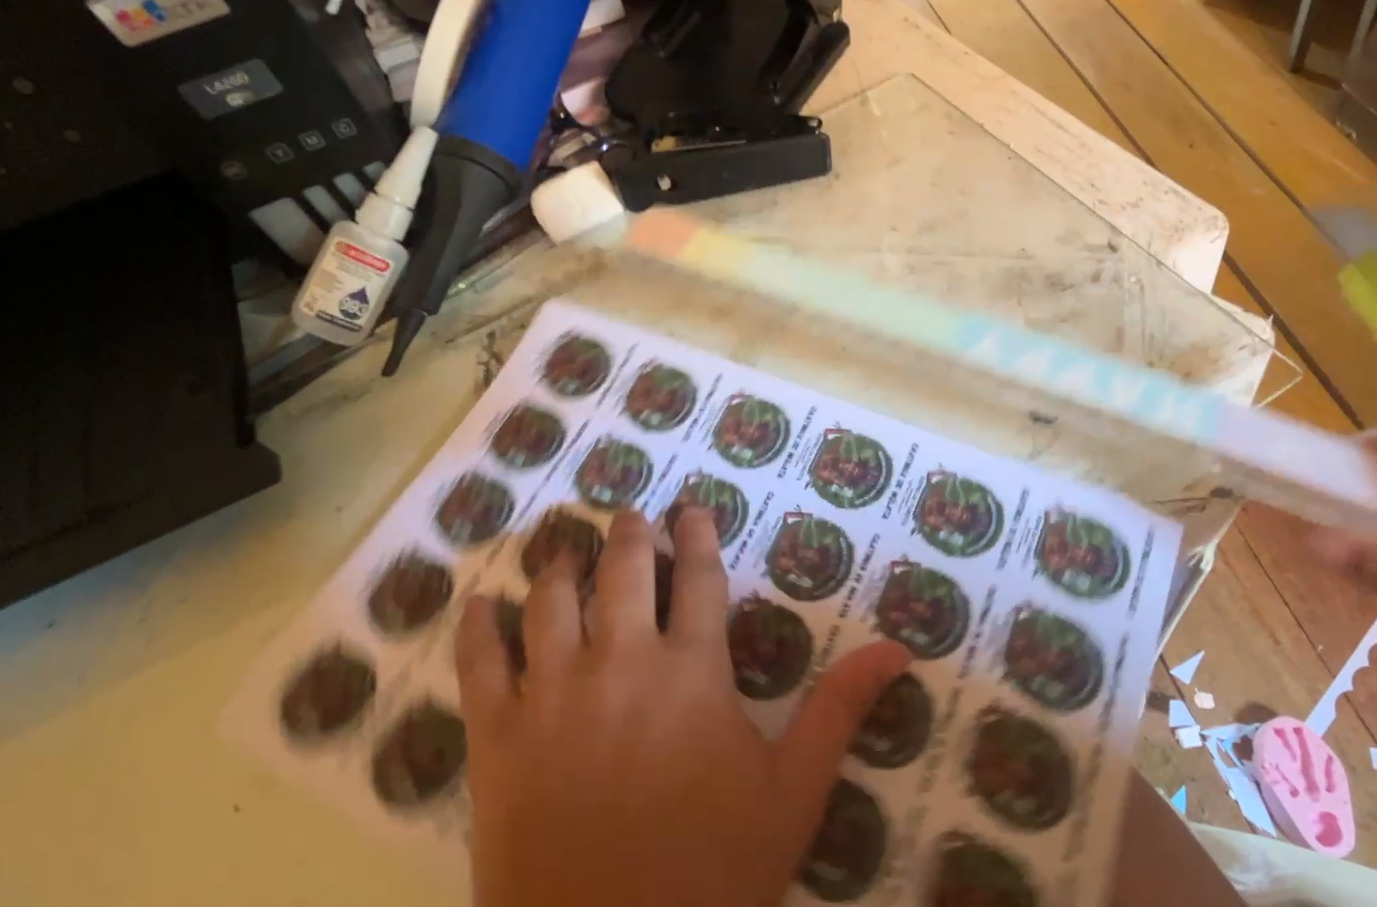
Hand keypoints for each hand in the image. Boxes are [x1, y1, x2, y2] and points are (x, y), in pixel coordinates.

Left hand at [455, 506, 912, 906]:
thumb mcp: (794, 790)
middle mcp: (619, 660)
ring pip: (550, 601)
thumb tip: (899, 646)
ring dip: (560, 565)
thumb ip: (840, 709)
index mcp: (691, 670)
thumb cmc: (716, 868)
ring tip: (565, 549)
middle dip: (629, 536)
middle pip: (623, 572)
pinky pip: (478, 661)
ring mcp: (551, 692)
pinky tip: (478, 601)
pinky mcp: (496, 734)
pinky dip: (477, 624)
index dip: (697, 536)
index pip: (699, 579)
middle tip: (630, 516)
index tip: (692, 508)